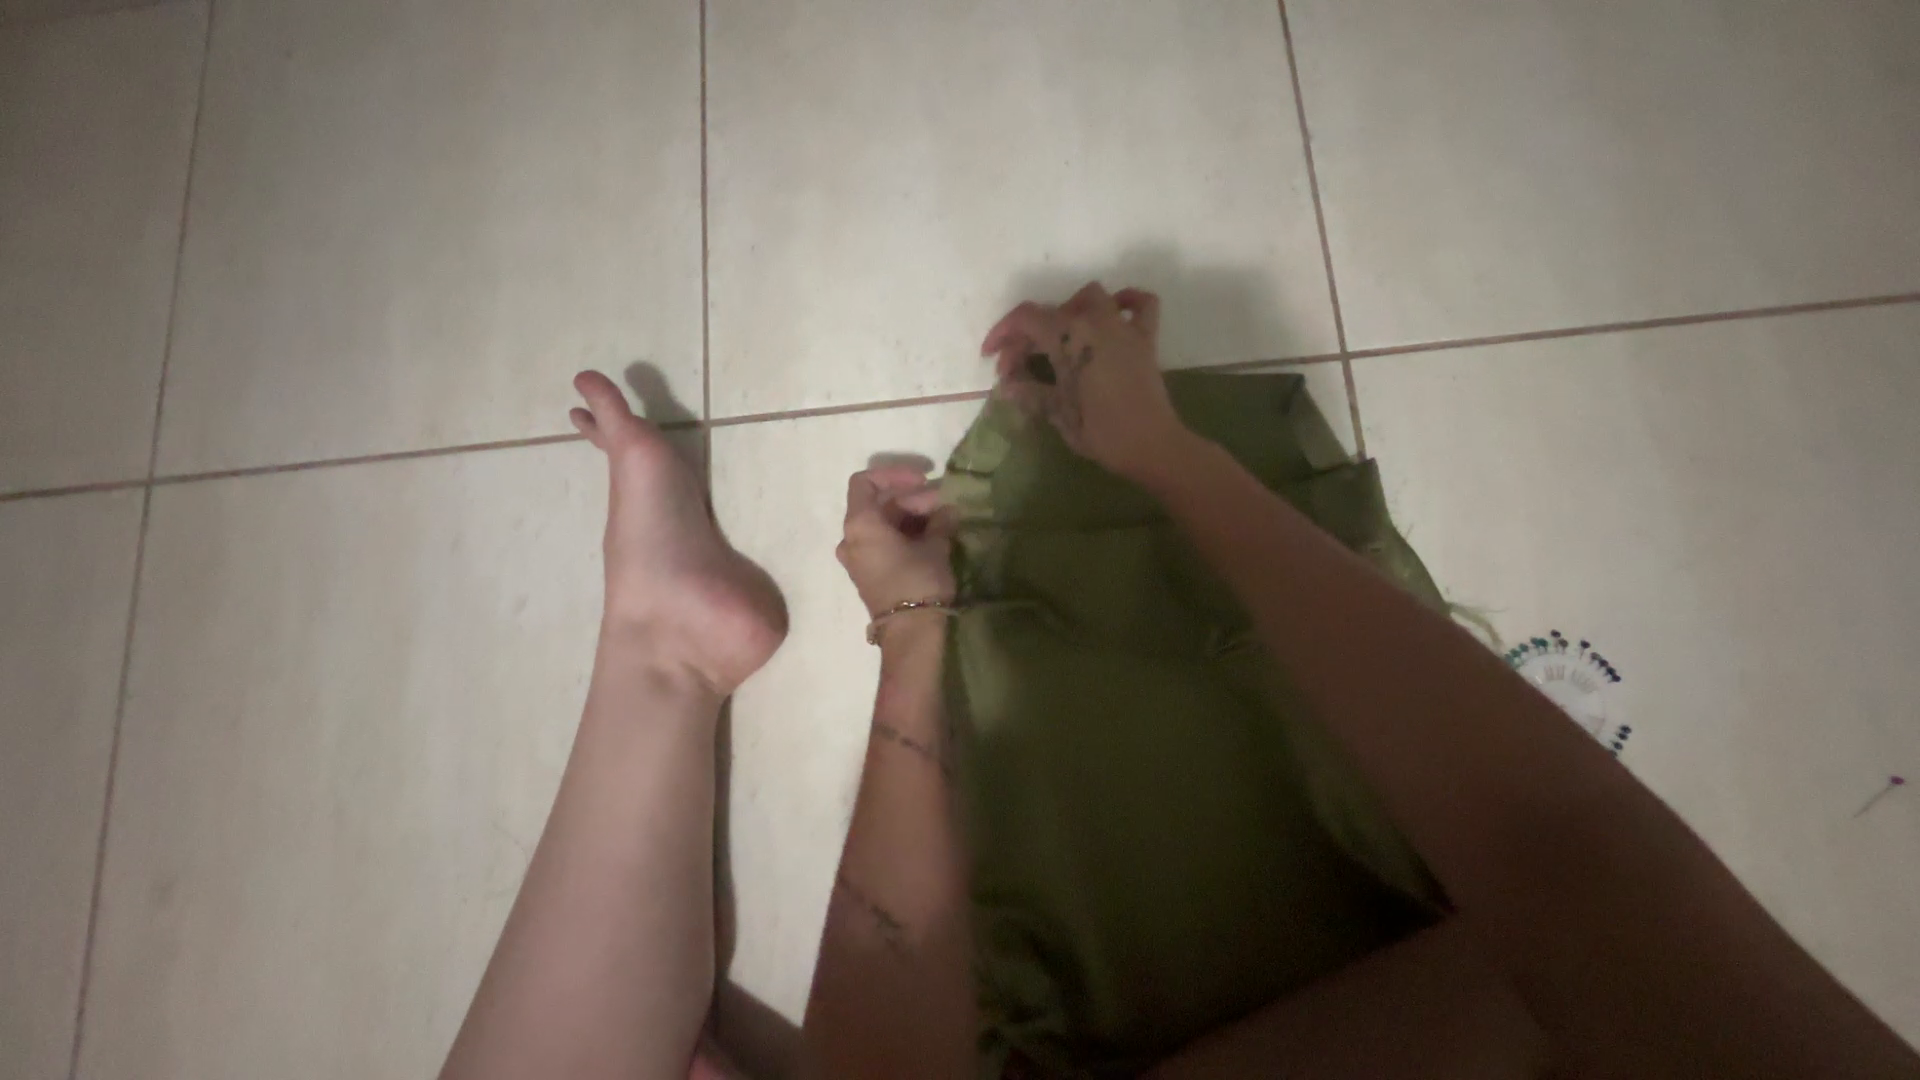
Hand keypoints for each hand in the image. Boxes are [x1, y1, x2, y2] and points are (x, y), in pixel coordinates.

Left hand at [836, 466, 956, 619]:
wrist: (910, 634)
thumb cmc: (919, 582)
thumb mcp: (935, 547)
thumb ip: (940, 521)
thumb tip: (947, 509)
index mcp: (860, 524)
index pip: (865, 482)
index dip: (894, 475)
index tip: (923, 480)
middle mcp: (850, 538)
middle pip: (877, 504)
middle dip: (911, 499)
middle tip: (943, 504)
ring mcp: (856, 558)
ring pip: (881, 525)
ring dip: (909, 517)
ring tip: (942, 520)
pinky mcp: (867, 575)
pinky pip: (881, 543)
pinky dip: (902, 534)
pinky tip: (930, 537)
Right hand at [981, 282, 1189, 483]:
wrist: (1151, 445)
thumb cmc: (1101, 432)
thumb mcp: (1058, 413)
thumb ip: (1030, 392)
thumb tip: (1006, 387)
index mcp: (1069, 338)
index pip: (1026, 319)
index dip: (1003, 334)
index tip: (990, 357)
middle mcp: (1095, 322)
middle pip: (1052, 312)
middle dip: (1028, 335)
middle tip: (1017, 369)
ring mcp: (1123, 327)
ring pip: (1091, 298)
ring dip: (1069, 310)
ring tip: (1058, 338)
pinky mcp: (1146, 339)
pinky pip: (1140, 305)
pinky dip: (1126, 301)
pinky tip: (1113, 314)